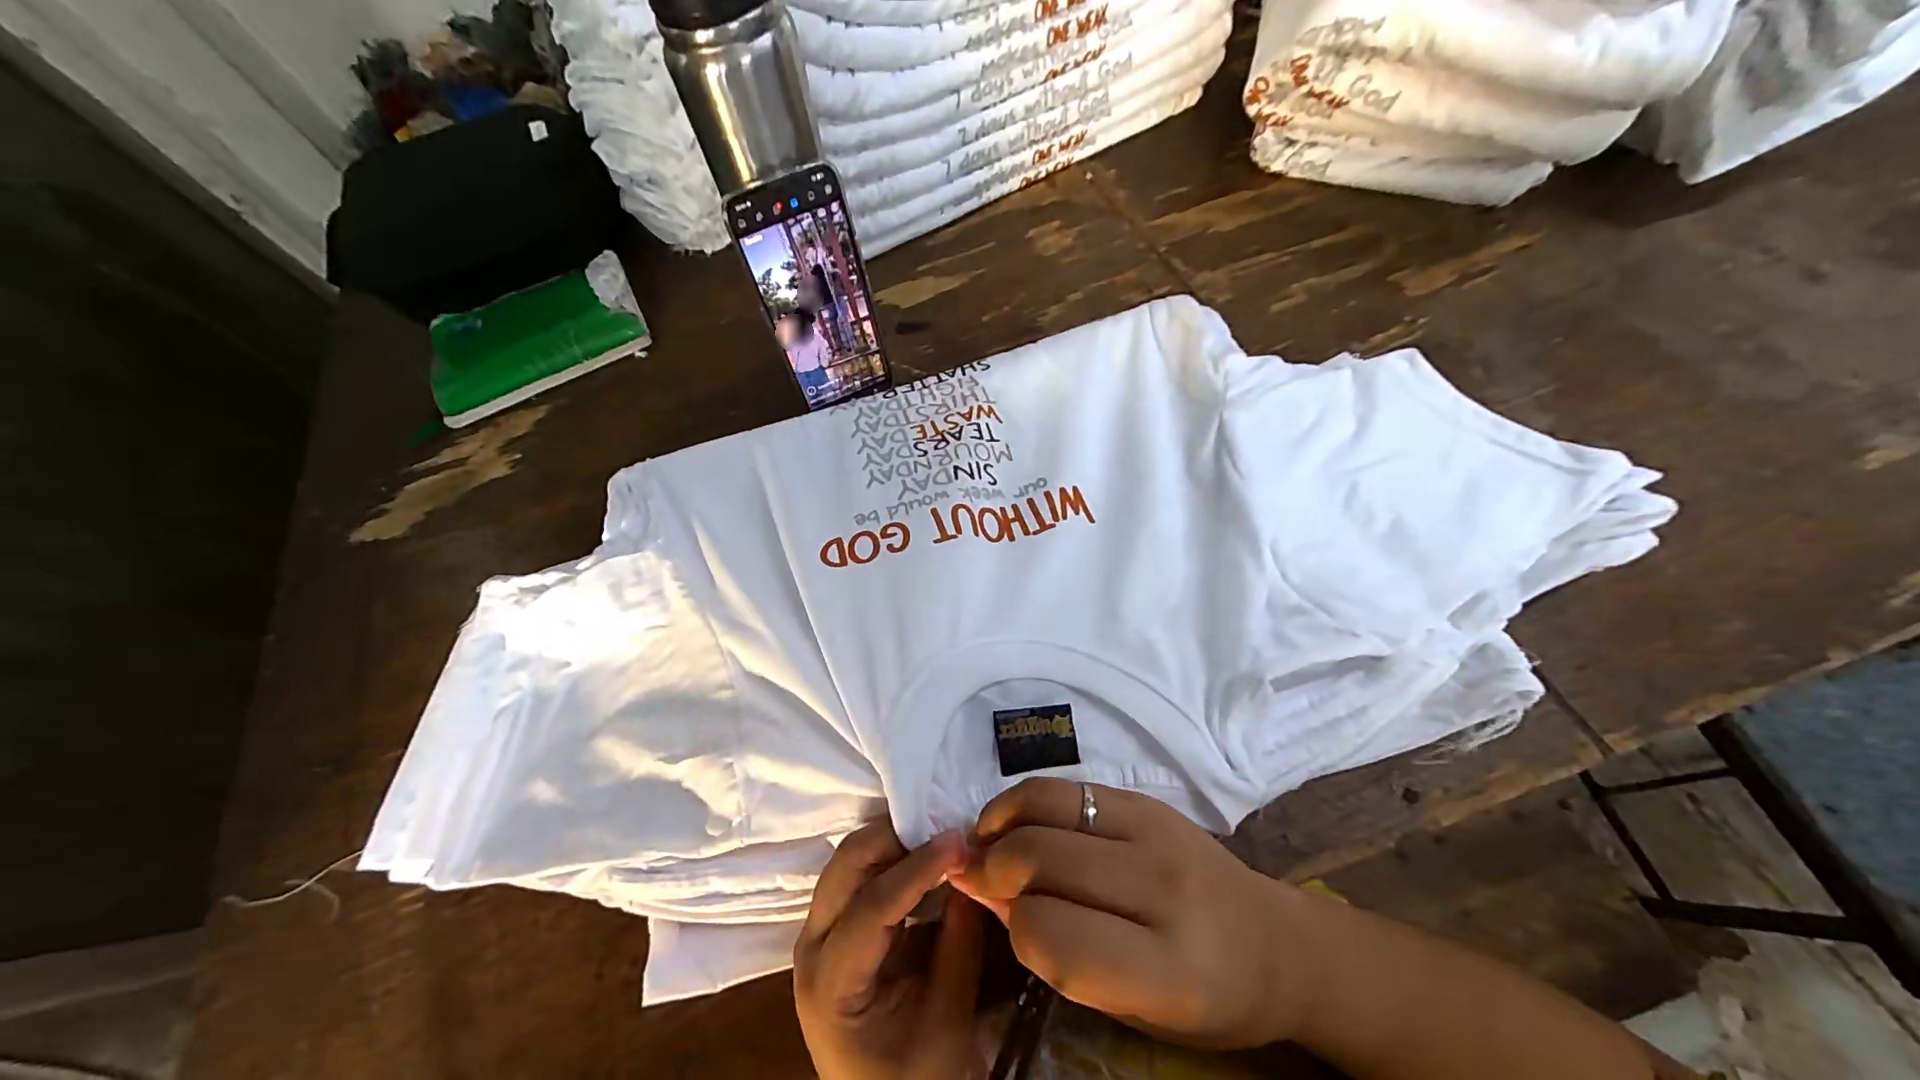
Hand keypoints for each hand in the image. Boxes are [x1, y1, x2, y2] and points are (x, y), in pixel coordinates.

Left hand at [794, 823, 985, 1079]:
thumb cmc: (915, 1076)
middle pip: (845, 869)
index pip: (870, 908)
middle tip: (947, 831)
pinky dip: (892, 857)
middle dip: (894, 839)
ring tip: (940, 838)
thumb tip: (973, 874)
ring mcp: (819, 934)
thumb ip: (960, 944)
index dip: (915, 869)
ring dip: (893, 841)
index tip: (957, 841)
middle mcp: (812, 948)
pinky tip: (926, 856)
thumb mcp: (947, 1020)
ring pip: (848, 863)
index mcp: (830, 985)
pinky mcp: (835, 928)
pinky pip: (859, 875)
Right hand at [950, 778, 1310, 1049]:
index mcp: (1169, 970)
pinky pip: (1067, 787)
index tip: (1009, 927)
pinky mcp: (1148, 801)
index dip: (1015, 930)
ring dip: (1000, 827)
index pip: (1051, 935)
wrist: (1275, 945)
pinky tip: (1014, 820)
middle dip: (994, 871)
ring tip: (989, 845)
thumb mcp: (1135, 1008)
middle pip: (1039, 860)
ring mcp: (1157, 833)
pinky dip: (1026, 801)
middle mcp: (1164, 891)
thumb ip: (1056, 955)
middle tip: (979, 879)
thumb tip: (980, 893)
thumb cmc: (1208, 1000)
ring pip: (1045, 810)